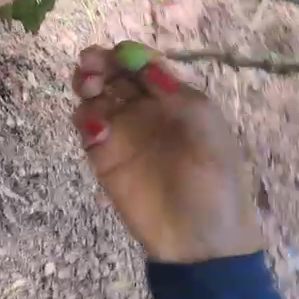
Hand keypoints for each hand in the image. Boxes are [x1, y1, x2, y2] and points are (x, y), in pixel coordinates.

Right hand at [71, 42, 263, 263]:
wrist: (198, 245)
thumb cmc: (214, 186)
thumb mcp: (210, 137)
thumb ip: (180, 96)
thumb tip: (147, 63)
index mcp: (174, 100)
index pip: (144, 63)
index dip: (129, 54)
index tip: (118, 56)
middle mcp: (144, 109)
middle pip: (113, 71)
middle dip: (99, 62)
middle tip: (89, 66)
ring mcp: (121, 130)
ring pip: (94, 92)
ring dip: (86, 83)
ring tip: (88, 91)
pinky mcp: (101, 152)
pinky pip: (84, 123)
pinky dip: (84, 118)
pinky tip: (96, 131)